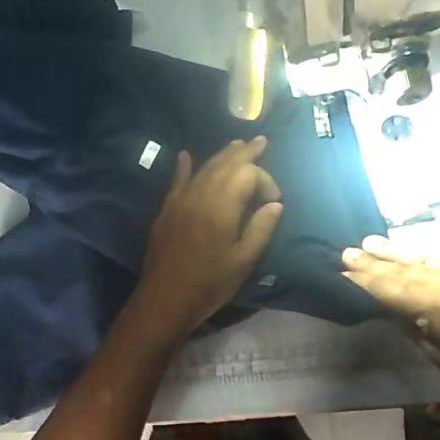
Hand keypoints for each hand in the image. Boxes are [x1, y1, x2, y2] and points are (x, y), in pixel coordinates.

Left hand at [133, 138, 283, 338]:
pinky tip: (185, 155)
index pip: (248, 174)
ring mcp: (181, 200)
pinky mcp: (167, 210)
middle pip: (225, 163)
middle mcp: (201, 194)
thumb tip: (275, 204)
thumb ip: (261, 229)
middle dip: (244, 152)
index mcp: (223, 205)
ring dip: (221, 155)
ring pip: (204, 168)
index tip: (274, 202)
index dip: (266, 181)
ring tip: (236, 144)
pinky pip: (178, 181)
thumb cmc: (209, 283)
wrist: (164, 299)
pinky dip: (184, 166)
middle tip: (260, 140)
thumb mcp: (244, 261)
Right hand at [341, 221, 439, 434]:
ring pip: (434, 252)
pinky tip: (437, 218)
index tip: (339, 270)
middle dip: (376, 261)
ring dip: (403, 248)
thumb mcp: (439, 355)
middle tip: (349, 251)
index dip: (363, 279)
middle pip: (409, 266)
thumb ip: (409, 321)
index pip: (392, 286)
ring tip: (376, 241)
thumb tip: (381, 300)